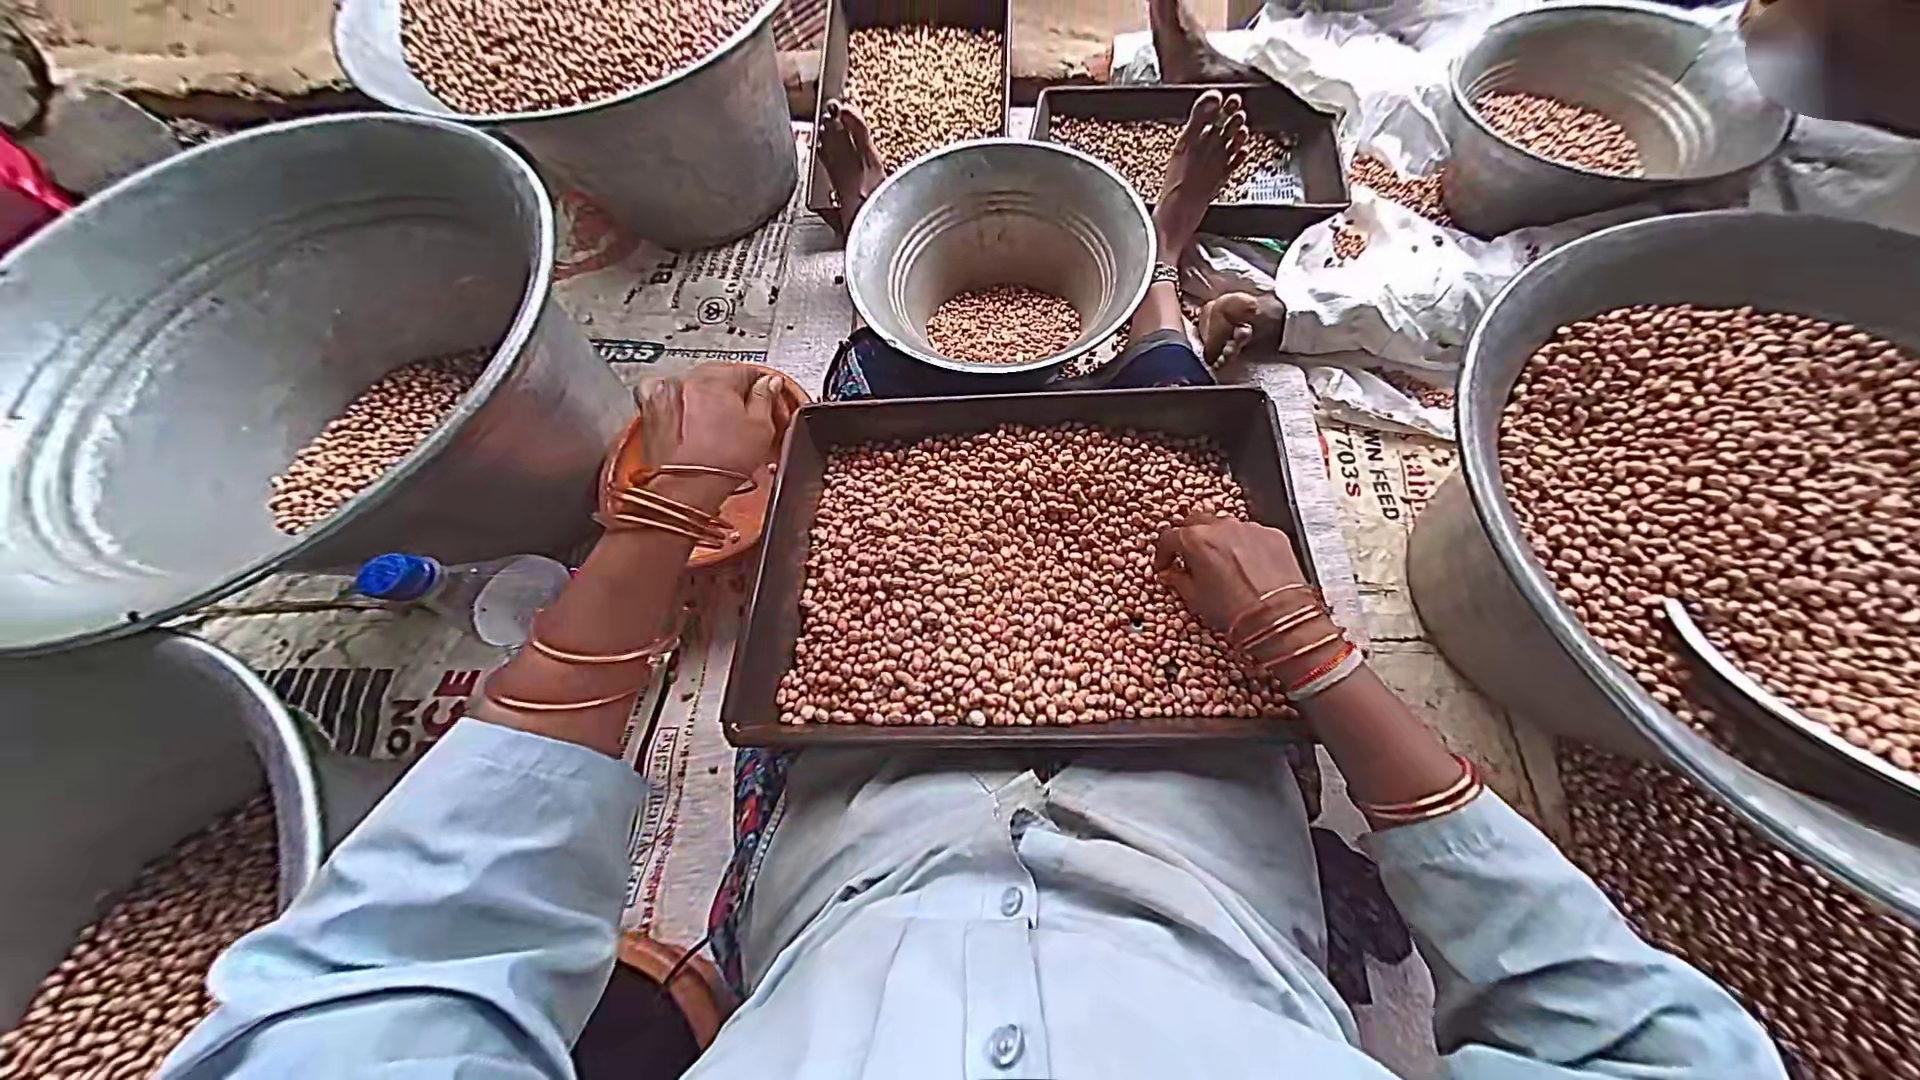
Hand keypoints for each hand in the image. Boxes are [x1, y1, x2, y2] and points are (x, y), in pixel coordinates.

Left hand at [651, 364, 793, 476]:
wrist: (687, 486)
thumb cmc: (722, 462)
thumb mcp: (761, 428)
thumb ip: (766, 397)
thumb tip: (769, 383)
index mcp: (718, 378)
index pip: (749, 370)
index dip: (765, 386)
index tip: (770, 399)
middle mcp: (689, 379)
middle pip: (721, 375)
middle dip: (738, 392)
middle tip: (750, 415)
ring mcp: (667, 392)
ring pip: (697, 385)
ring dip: (712, 398)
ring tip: (723, 423)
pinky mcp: (652, 409)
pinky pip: (674, 396)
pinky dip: (686, 404)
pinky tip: (695, 421)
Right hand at [1153, 516, 1310, 633]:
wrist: (1277, 617)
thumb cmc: (1234, 610)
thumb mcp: (1194, 597)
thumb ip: (1178, 580)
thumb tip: (1171, 575)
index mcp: (1195, 539)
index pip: (1169, 538)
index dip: (1164, 554)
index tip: (1165, 565)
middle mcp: (1221, 527)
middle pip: (1196, 522)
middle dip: (1189, 538)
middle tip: (1189, 557)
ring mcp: (1249, 528)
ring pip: (1225, 526)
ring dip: (1218, 539)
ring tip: (1220, 562)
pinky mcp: (1272, 535)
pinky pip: (1251, 534)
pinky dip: (1244, 545)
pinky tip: (1246, 565)